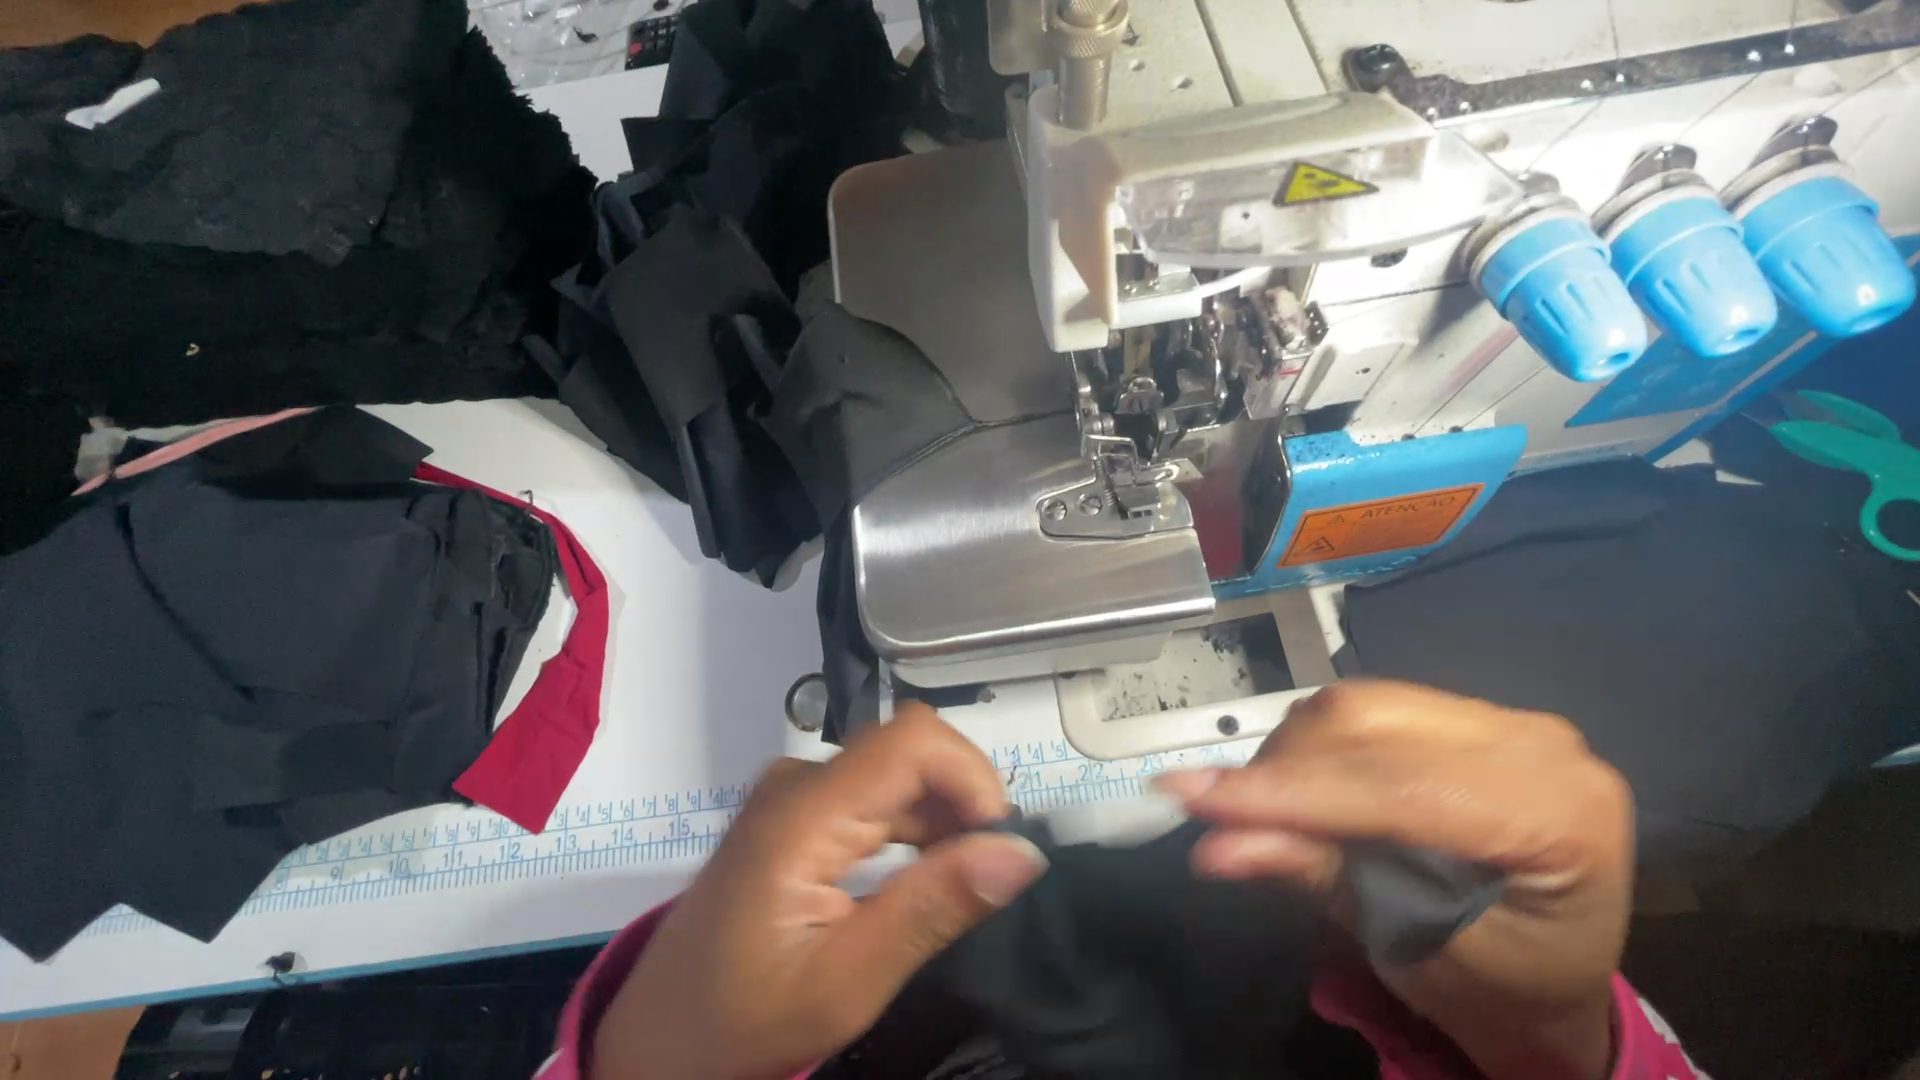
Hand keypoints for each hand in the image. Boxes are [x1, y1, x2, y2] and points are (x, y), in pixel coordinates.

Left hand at [591, 705, 1048, 1079]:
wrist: (662, 1035)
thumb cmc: (746, 1018)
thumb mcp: (848, 980)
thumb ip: (933, 908)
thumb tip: (1021, 853)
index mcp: (803, 814)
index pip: (910, 741)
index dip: (969, 773)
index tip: (997, 840)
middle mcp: (799, 783)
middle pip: (907, 749)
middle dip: (963, 798)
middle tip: (985, 874)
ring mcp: (795, 794)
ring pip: (896, 771)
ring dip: (942, 816)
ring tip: (957, 883)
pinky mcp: (798, 811)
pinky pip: (874, 793)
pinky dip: (914, 825)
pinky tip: (923, 873)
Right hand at [1156, 680, 1633, 1079]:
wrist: (1547, 982)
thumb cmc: (1497, 989)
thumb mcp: (1405, 945)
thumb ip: (1315, 878)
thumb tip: (1212, 848)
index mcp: (1557, 814)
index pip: (1396, 785)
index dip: (1287, 789)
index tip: (1187, 794)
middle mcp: (1536, 744)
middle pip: (1367, 723)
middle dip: (1277, 767)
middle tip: (1214, 810)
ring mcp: (1501, 719)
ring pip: (1354, 705)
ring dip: (1288, 753)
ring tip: (1258, 806)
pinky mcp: (1462, 715)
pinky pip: (1361, 708)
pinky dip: (1309, 745)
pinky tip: (1294, 785)